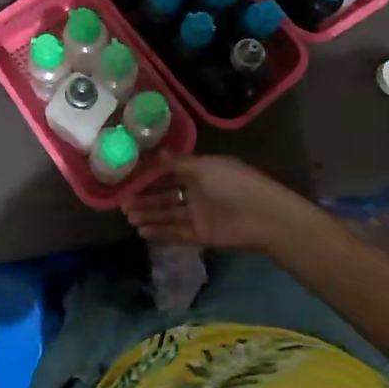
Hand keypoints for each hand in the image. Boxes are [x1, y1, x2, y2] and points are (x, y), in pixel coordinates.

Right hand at [121, 155, 323, 250]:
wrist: (266, 218)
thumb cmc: (235, 184)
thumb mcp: (204, 167)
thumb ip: (177, 163)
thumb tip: (156, 153)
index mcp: (200, 172)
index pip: (169, 173)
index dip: (149, 176)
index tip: (127, 178)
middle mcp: (197, 192)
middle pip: (165, 195)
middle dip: (145, 198)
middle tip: (123, 203)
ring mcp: (198, 214)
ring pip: (167, 214)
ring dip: (148, 215)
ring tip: (128, 217)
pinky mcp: (201, 235)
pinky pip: (176, 233)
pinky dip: (159, 232)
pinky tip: (142, 231)